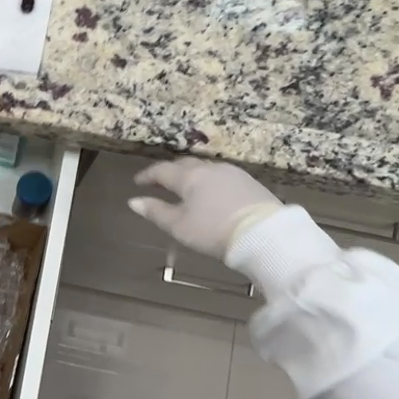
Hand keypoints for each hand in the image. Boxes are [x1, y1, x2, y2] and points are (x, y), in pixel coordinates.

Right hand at [127, 159, 282, 261]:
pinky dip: (208, 181)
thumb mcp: (179, 226)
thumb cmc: (213, 231)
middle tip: (159, 182)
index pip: (162, 170)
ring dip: (191, 175)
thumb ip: (155, 212)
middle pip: (185, 164)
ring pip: (205, 168)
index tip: (138, 182)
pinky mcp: (249, 182)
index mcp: (189, 176)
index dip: (148, 175)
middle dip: (170, 171)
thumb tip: (133, 201)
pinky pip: (221, 176)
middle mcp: (210, 168)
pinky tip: (209, 192)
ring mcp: (233, 173)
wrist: (264, 235)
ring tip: (184, 187)